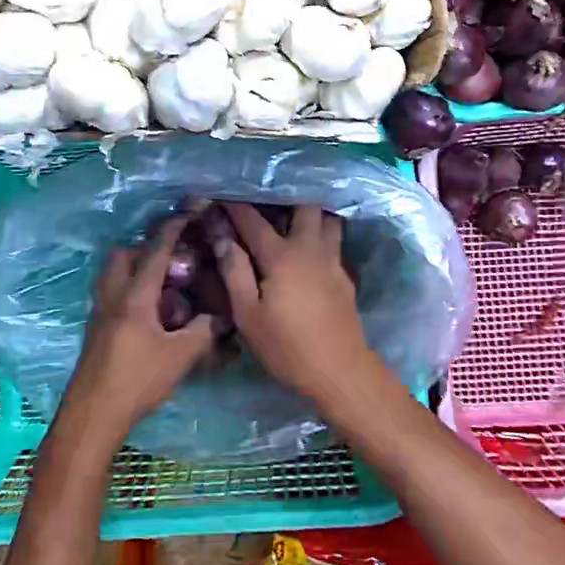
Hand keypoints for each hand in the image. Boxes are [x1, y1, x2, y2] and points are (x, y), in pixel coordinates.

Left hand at [65, 215, 217, 435]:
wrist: (93, 414)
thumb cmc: (137, 381)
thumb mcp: (180, 357)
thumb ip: (202, 332)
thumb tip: (219, 317)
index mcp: (134, 297)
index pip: (155, 252)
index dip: (172, 230)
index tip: (187, 213)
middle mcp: (112, 297)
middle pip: (122, 255)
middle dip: (145, 248)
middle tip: (172, 262)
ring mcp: (100, 313)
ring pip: (112, 275)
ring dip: (135, 270)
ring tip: (163, 287)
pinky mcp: (96, 330)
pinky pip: (111, 295)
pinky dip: (129, 291)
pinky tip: (149, 314)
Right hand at [208, 203, 386, 410]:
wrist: (340, 372)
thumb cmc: (287, 348)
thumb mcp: (248, 315)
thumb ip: (234, 271)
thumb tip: (221, 238)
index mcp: (281, 256)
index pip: (252, 219)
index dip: (234, 204)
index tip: (219, 193)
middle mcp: (310, 248)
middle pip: (304, 204)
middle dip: (284, 194)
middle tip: (265, 197)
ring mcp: (332, 260)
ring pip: (326, 218)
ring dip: (309, 210)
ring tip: (291, 212)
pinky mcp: (344, 275)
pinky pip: (333, 240)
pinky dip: (320, 231)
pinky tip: (308, 244)